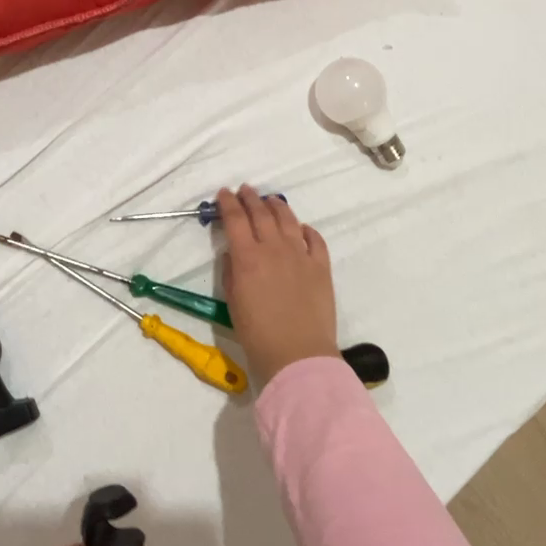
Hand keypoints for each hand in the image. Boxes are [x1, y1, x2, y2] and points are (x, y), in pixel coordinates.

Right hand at [219, 185, 337, 387]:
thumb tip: (235, 253)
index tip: (223, 194)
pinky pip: (314, 239)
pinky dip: (305, 229)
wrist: (298, 355)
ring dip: (277, 206)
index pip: (235, 219)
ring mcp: (301, 255)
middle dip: (250, 198)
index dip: (228, 203)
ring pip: (288, 219)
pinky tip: (300, 228)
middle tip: (245, 190)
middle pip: (261, 213)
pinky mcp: (321, 266)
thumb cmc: (257, 335)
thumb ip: (232, 272)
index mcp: (248, 257)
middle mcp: (274, 248)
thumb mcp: (232, 303)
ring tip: (271, 200)